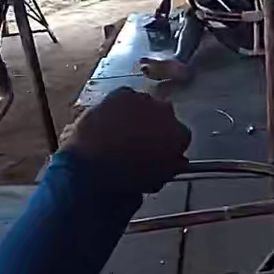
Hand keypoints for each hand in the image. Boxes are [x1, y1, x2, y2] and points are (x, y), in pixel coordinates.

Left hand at [62, 88, 190, 192]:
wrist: (92, 163)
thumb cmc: (126, 177)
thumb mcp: (156, 180)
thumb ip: (170, 167)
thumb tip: (176, 161)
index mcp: (178, 135)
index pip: (180, 136)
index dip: (168, 144)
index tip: (157, 150)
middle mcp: (166, 112)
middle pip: (164, 116)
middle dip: (154, 126)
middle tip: (138, 141)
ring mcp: (143, 99)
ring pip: (144, 105)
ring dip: (137, 115)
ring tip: (119, 131)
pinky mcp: (121, 93)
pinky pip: (124, 98)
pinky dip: (118, 107)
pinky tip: (108, 120)